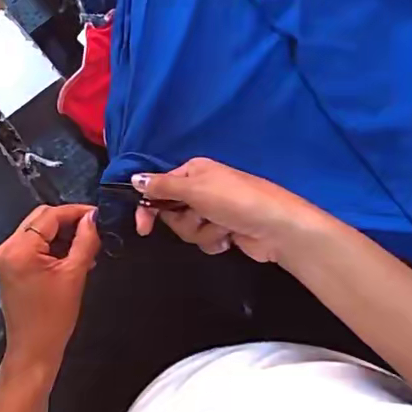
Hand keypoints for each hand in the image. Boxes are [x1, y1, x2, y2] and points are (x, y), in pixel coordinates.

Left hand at [0, 204, 99, 385]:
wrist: (34, 351)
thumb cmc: (54, 318)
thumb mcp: (74, 275)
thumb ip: (85, 241)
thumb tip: (93, 218)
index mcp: (19, 248)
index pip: (49, 215)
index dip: (75, 212)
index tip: (97, 214)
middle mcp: (7, 247)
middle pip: (40, 219)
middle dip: (68, 221)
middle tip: (94, 228)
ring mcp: (5, 257)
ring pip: (37, 230)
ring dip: (61, 233)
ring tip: (86, 244)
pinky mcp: (9, 266)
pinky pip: (32, 244)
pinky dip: (51, 245)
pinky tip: (71, 254)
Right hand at [132, 158, 332, 264]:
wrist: (277, 228)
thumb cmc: (235, 201)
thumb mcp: (195, 189)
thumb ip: (161, 186)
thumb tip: (133, 179)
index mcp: (193, 171)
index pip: (158, 187)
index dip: (148, 207)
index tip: (142, 228)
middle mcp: (201, 188)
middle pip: (171, 211)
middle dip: (185, 221)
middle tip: (202, 218)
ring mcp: (213, 210)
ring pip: (187, 228)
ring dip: (202, 232)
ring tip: (222, 227)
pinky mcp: (223, 230)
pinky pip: (203, 240)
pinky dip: (213, 241)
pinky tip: (229, 237)